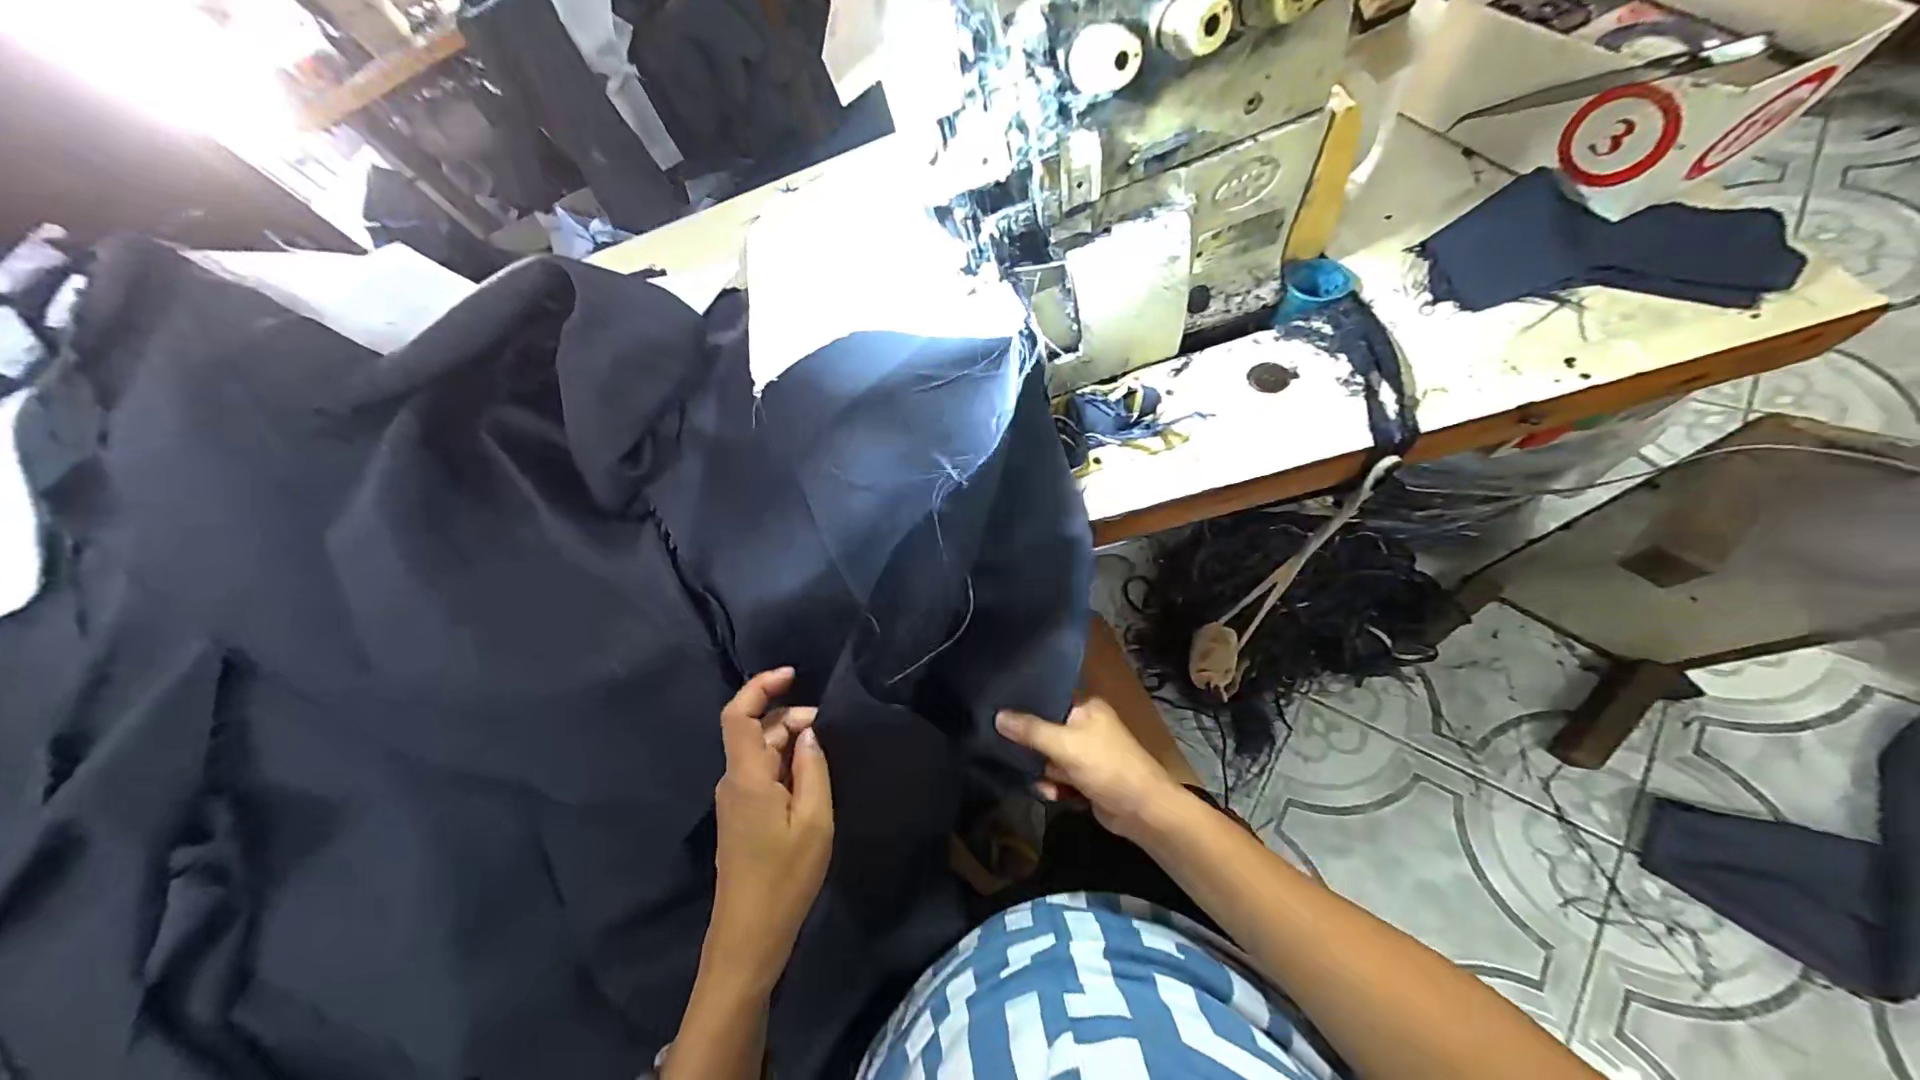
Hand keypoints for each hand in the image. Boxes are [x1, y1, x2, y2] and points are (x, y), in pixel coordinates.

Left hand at [708, 667, 833, 991]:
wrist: (749, 935)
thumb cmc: (785, 878)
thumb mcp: (814, 821)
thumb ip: (813, 769)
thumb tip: (809, 732)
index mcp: (746, 777)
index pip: (737, 714)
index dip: (760, 686)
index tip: (792, 674)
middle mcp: (732, 780)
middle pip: (754, 729)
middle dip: (790, 717)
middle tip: (829, 727)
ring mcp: (733, 799)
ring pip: (759, 751)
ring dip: (790, 740)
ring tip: (826, 750)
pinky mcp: (740, 815)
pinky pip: (760, 772)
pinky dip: (784, 761)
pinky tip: (810, 775)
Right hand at [995, 698, 1191, 841]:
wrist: (1143, 812)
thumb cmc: (1108, 767)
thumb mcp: (1065, 745)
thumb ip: (1031, 730)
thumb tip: (997, 716)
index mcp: (1086, 707)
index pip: (1048, 697)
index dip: (1025, 705)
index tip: (997, 711)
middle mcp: (1085, 726)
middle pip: (1043, 730)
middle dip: (1032, 748)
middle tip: (1012, 753)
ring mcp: (1085, 753)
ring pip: (1048, 758)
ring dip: (1045, 773)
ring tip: (1049, 783)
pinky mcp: (1084, 778)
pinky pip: (1057, 777)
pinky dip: (1055, 787)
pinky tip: (1056, 796)